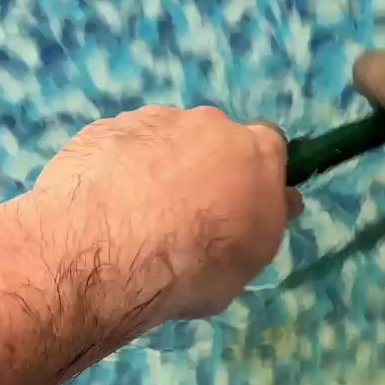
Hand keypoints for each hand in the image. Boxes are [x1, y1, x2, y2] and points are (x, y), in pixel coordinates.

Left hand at [23, 105, 298, 325]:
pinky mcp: (102, 127)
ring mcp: (153, 119)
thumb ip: (266, 220)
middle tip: (187, 215)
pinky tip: (107, 204)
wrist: (111, 254)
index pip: (269, 145)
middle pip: (214, 138)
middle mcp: (209, 123)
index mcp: (256, 151)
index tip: (241, 203)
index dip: (255, 173)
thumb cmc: (199, 265)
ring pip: (164, 138)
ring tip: (139, 215)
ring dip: (159, 166)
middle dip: (205, 167)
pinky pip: (121, 146)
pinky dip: (119, 168)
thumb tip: (282, 199)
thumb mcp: (251, 260)